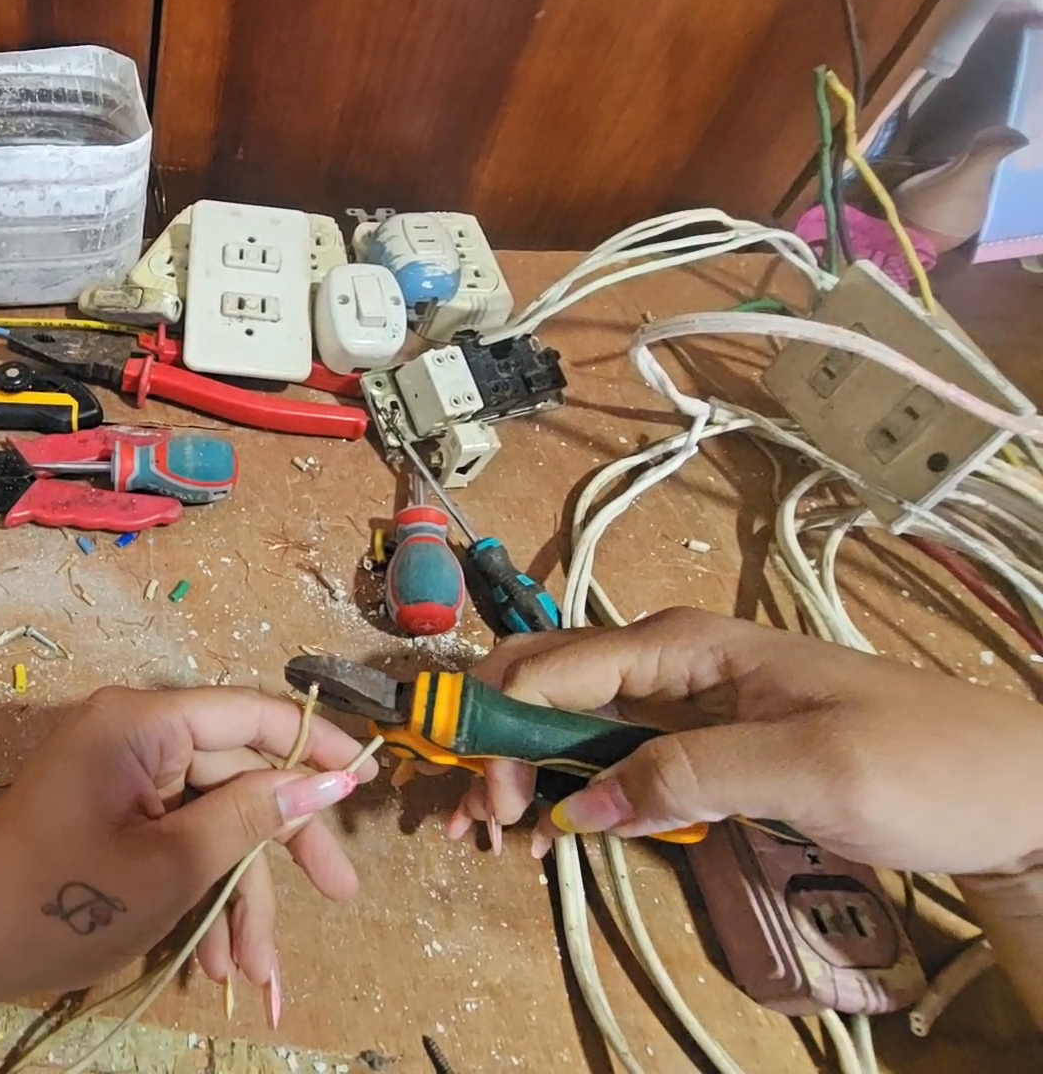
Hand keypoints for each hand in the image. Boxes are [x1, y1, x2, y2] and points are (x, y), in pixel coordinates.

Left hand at [0, 686, 377, 1024]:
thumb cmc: (60, 900)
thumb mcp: (172, 865)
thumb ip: (253, 815)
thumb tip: (329, 781)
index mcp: (142, 722)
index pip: (247, 712)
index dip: (312, 743)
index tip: (365, 778)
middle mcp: (133, 734)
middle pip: (232, 774)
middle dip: (277, 847)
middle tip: (338, 894)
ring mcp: (120, 773)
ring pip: (205, 818)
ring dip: (235, 892)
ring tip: (254, 974)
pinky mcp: (111, 809)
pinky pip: (171, 835)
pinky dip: (195, 890)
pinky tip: (211, 959)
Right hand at [447, 607, 1042, 875]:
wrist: (1027, 794)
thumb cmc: (929, 765)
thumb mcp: (810, 769)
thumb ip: (682, 777)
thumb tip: (576, 809)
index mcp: (674, 644)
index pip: (550, 672)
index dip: (502, 727)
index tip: (494, 797)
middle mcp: (653, 658)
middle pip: (534, 680)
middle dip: (489, 736)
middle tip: (478, 809)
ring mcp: (664, 695)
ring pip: (553, 712)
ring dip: (512, 760)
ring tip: (495, 822)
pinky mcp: (678, 735)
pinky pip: (594, 747)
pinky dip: (555, 779)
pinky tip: (549, 819)